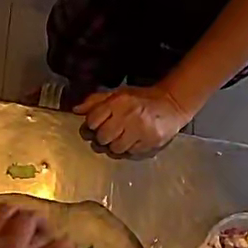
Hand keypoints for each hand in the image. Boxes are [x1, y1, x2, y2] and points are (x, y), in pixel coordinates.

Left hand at [75, 85, 192, 154]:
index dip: (92, 124)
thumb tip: (76, 110)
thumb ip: (96, 101)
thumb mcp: (118, 94)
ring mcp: (140, 131)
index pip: (93, 120)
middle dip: (103, 137)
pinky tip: (134, 141)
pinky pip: (129, 154)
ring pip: (115, 149)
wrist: (172, 104)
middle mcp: (129, 116)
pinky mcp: (150, 143)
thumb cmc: (141, 99)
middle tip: (111, 132)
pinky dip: (129, 150)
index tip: (97, 124)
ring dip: (116, 145)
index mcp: (119, 101)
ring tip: (123, 137)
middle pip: (102, 137)